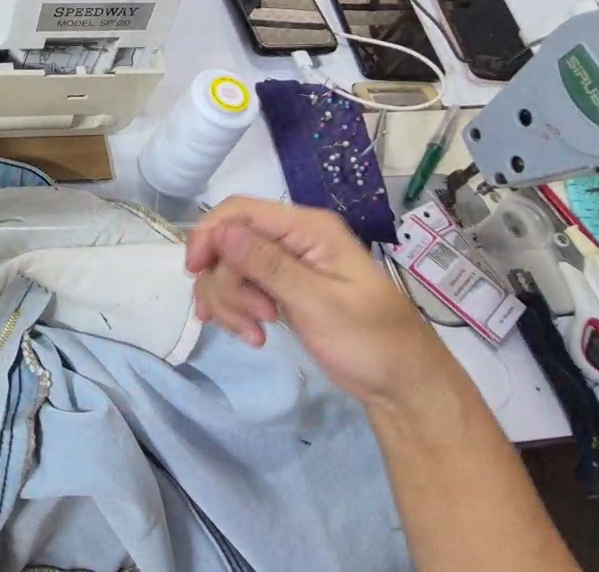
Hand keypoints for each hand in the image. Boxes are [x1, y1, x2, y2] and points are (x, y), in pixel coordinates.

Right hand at [185, 197, 457, 410]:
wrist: (403, 387)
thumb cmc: (372, 342)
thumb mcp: (320, 304)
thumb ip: (268, 265)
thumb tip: (220, 232)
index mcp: (308, 228)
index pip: (240, 211)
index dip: (210, 235)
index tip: (195, 271)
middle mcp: (292, 238)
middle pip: (228, 243)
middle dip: (229, 283)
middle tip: (255, 320)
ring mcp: (285, 264)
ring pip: (228, 268)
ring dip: (231, 302)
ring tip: (256, 335)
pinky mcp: (279, 288)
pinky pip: (239, 288)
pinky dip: (235, 311)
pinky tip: (250, 335)